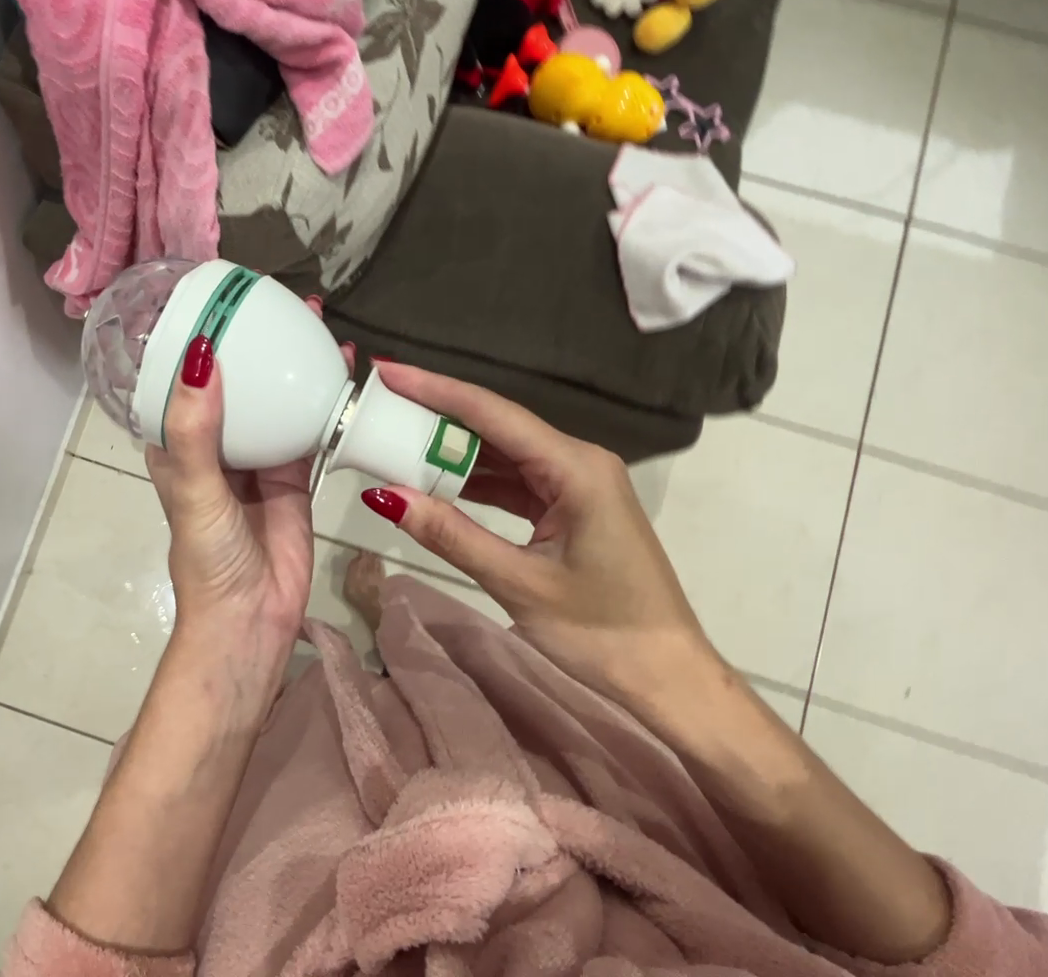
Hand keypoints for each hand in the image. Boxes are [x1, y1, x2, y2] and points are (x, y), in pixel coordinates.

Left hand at [145, 315, 346, 669]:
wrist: (252, 620)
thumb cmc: (209, 557)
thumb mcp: (193, 491)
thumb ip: (195, 430)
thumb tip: (202, 355)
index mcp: (178, 447)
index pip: (179, 381)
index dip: (196, 339)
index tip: (218, 297)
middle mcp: (216, 447)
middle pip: (234, 384)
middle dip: (252, 343)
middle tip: (277, 298)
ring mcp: (258, 461)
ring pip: (274, 401)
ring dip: (290, 365)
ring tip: (314, 321)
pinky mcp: (295, 478)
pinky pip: (309, 429)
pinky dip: (323, 401)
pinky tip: (343, 369)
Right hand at [358, 361, 719, 701]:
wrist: (667, 675)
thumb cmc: (601, 631)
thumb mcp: (517, 583)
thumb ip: (450, 534)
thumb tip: (384, 496)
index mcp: (576, 468)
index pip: (492, 414)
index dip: (435, 389)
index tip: (387, 372)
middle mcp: (579, 462)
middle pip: (496, 427)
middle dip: (436, 417)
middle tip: (380, 407)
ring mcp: (577, 484)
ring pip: (503, 454)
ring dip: (452, 452)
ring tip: (394, 441)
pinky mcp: (572, 507)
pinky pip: (514, 482)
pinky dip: (474, 482)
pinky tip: (436, 482)